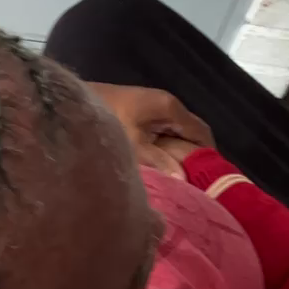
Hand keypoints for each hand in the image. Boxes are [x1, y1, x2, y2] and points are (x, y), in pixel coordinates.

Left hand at [85, 84, 213, 168]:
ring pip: (176, 133)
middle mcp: (167, 106)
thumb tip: (183, 179)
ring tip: (180, 178)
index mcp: (171, 109)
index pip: (201, 132)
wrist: (77, 107)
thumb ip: (159, 162)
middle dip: (195, 155)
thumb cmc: (108, 122)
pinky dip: (165, 149)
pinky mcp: (141, 115)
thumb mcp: (134, 147)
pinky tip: (160, 166)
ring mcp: (154, 109)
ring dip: (179, 153)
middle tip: (196, 182)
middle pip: (191, 132)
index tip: (210, 176)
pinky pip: (162, 134)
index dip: (208, 154)